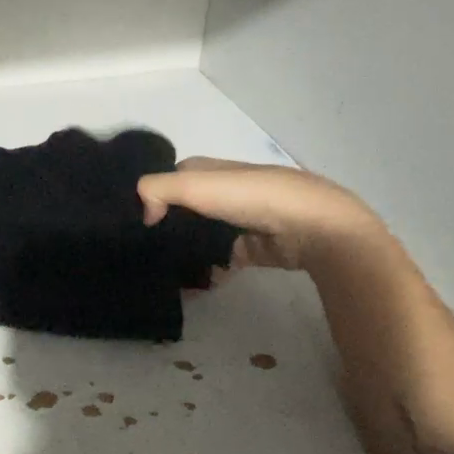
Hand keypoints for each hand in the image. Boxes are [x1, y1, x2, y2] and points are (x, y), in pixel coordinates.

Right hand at [137, 157, 387, 274]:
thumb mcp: (196, 185)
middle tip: (145, 246)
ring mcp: (244, 221)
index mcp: (216, 169)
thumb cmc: (252, 197)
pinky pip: (223, 260)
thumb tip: (146, 216)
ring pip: (205, 234)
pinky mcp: (255, 249)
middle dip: (170, 223)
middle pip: (189, 206)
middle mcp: (229, 191)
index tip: (137, 215)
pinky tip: (195, 284)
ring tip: (163, 268)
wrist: (315, 228)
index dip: (156, 190)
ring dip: (188, 249)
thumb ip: (157, 190)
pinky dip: (210, 270)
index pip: (177, 175)